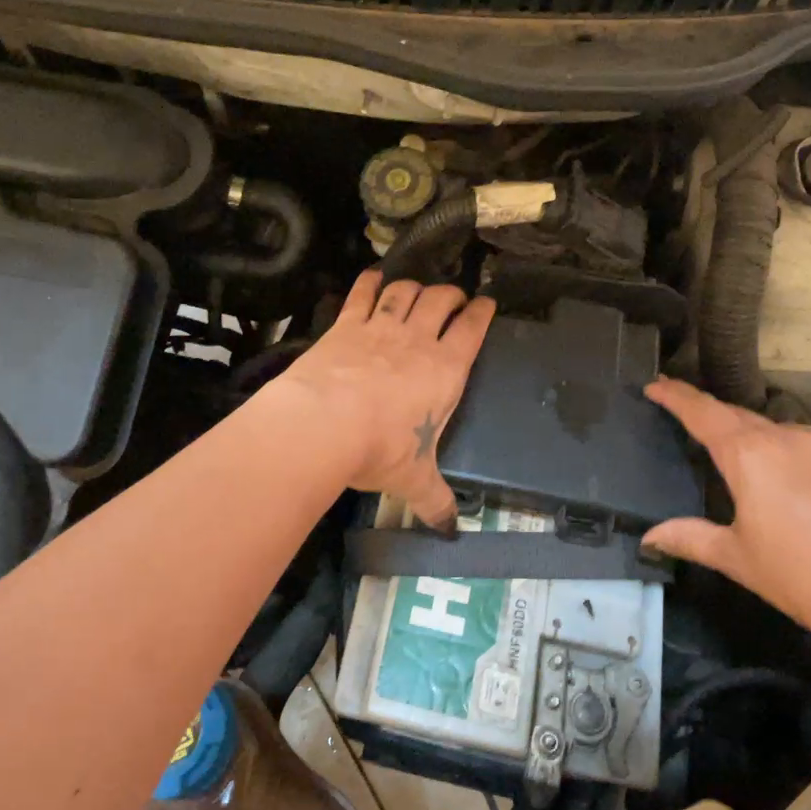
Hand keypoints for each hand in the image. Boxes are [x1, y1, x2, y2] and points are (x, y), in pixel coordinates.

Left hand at [268, 271, 494, 532]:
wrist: (324, 424)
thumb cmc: (380, 450)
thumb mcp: (414, 480)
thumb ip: (434, 501)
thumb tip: (450, 531)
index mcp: (445, 371)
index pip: (472, 330)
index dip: (482, 312)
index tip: (486, 303)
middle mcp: (417, 341)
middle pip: (441, 301)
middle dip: (451, 294)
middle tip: (454, 297)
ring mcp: (380, 328)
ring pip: (405, 292)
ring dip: (414, 286)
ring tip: (417, 287)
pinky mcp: (345, 325)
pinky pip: (362, 295)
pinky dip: (370, 282)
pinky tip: (373, 278)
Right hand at [641, 377, 810, 660]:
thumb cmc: (808, 581)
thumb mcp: (740, 561)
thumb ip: (692, 538)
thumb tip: (650, 536)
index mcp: (749, 456)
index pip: (702, 412)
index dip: (675, 395)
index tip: (654, 385)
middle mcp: (786, 437)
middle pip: (737, 416)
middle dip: (710, 416)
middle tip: (687, 423)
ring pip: (775, 430)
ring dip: (751, 436)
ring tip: (740, 459)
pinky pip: (808, 445)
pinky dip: (786, 452)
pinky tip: (790, 481)